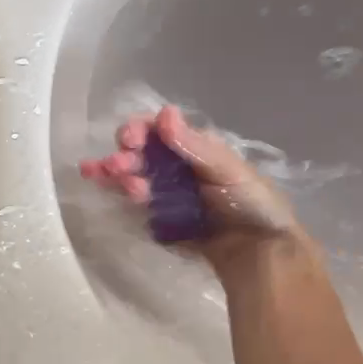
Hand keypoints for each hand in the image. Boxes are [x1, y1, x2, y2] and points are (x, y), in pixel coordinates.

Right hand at [79, 104, 303, 264]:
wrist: (256, 252)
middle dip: (124, 156)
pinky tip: (106, 187)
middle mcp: (171, 165)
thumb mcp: (230, 171)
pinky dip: (113, 191)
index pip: (156, 130)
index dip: (138, 130)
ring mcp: (158, 190)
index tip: (129, 140)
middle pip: (135, 152)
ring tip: (128, 185)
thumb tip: (164, 111)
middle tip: (119, 165)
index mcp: (192, 149)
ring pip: (126, 174)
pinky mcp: (150, 213)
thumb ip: (195, 146)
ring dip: (115, 175)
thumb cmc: (252, 204)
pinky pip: (126, 199)